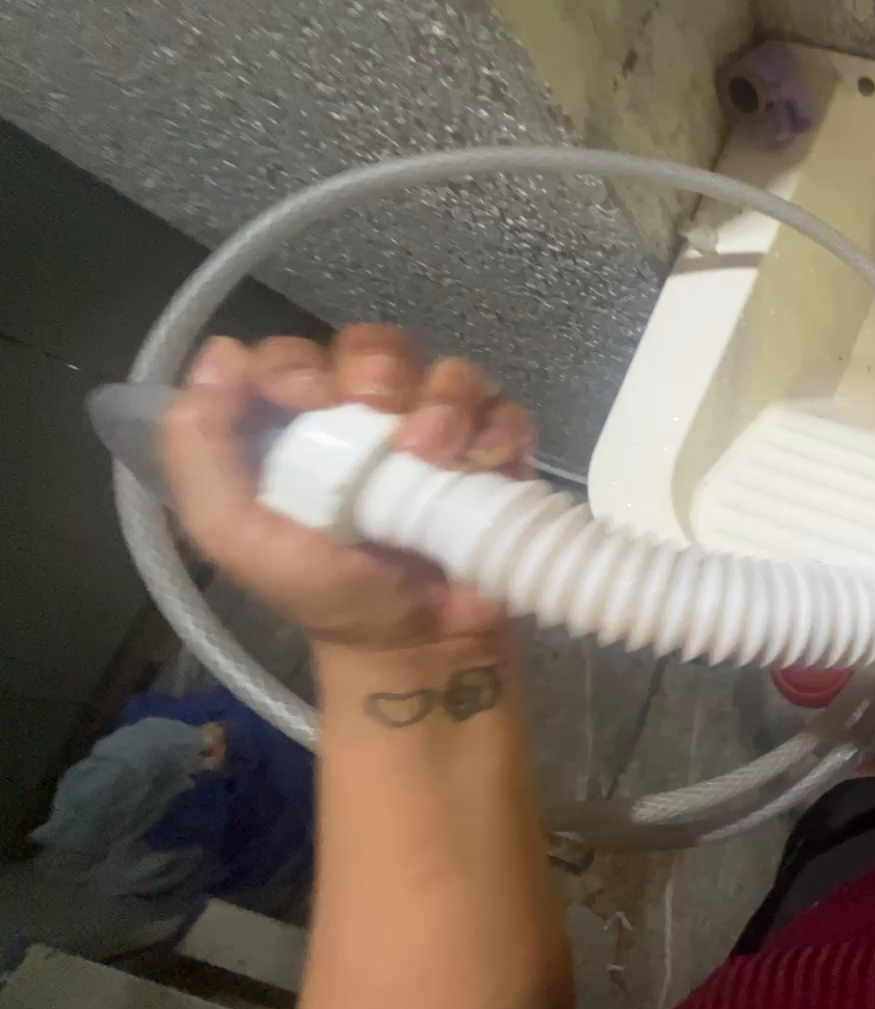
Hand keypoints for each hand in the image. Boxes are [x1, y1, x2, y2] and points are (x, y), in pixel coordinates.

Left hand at [162, 326, 535, 653]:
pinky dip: (499, 431)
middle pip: (385, 348)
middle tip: (384, 418)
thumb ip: (204, 449)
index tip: (311, 403)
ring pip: (455, 374)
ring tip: (435, 454)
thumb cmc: (328, 590)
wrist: (422, 635)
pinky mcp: (503, 458)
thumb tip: (224, 354)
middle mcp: (380, 418)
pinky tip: (483, 465)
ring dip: (447, 402)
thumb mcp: (234, 531)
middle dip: (383, 372)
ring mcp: (449, 435)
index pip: (303, 355)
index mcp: (308, 425)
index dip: (305, 364)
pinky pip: (511, 415)